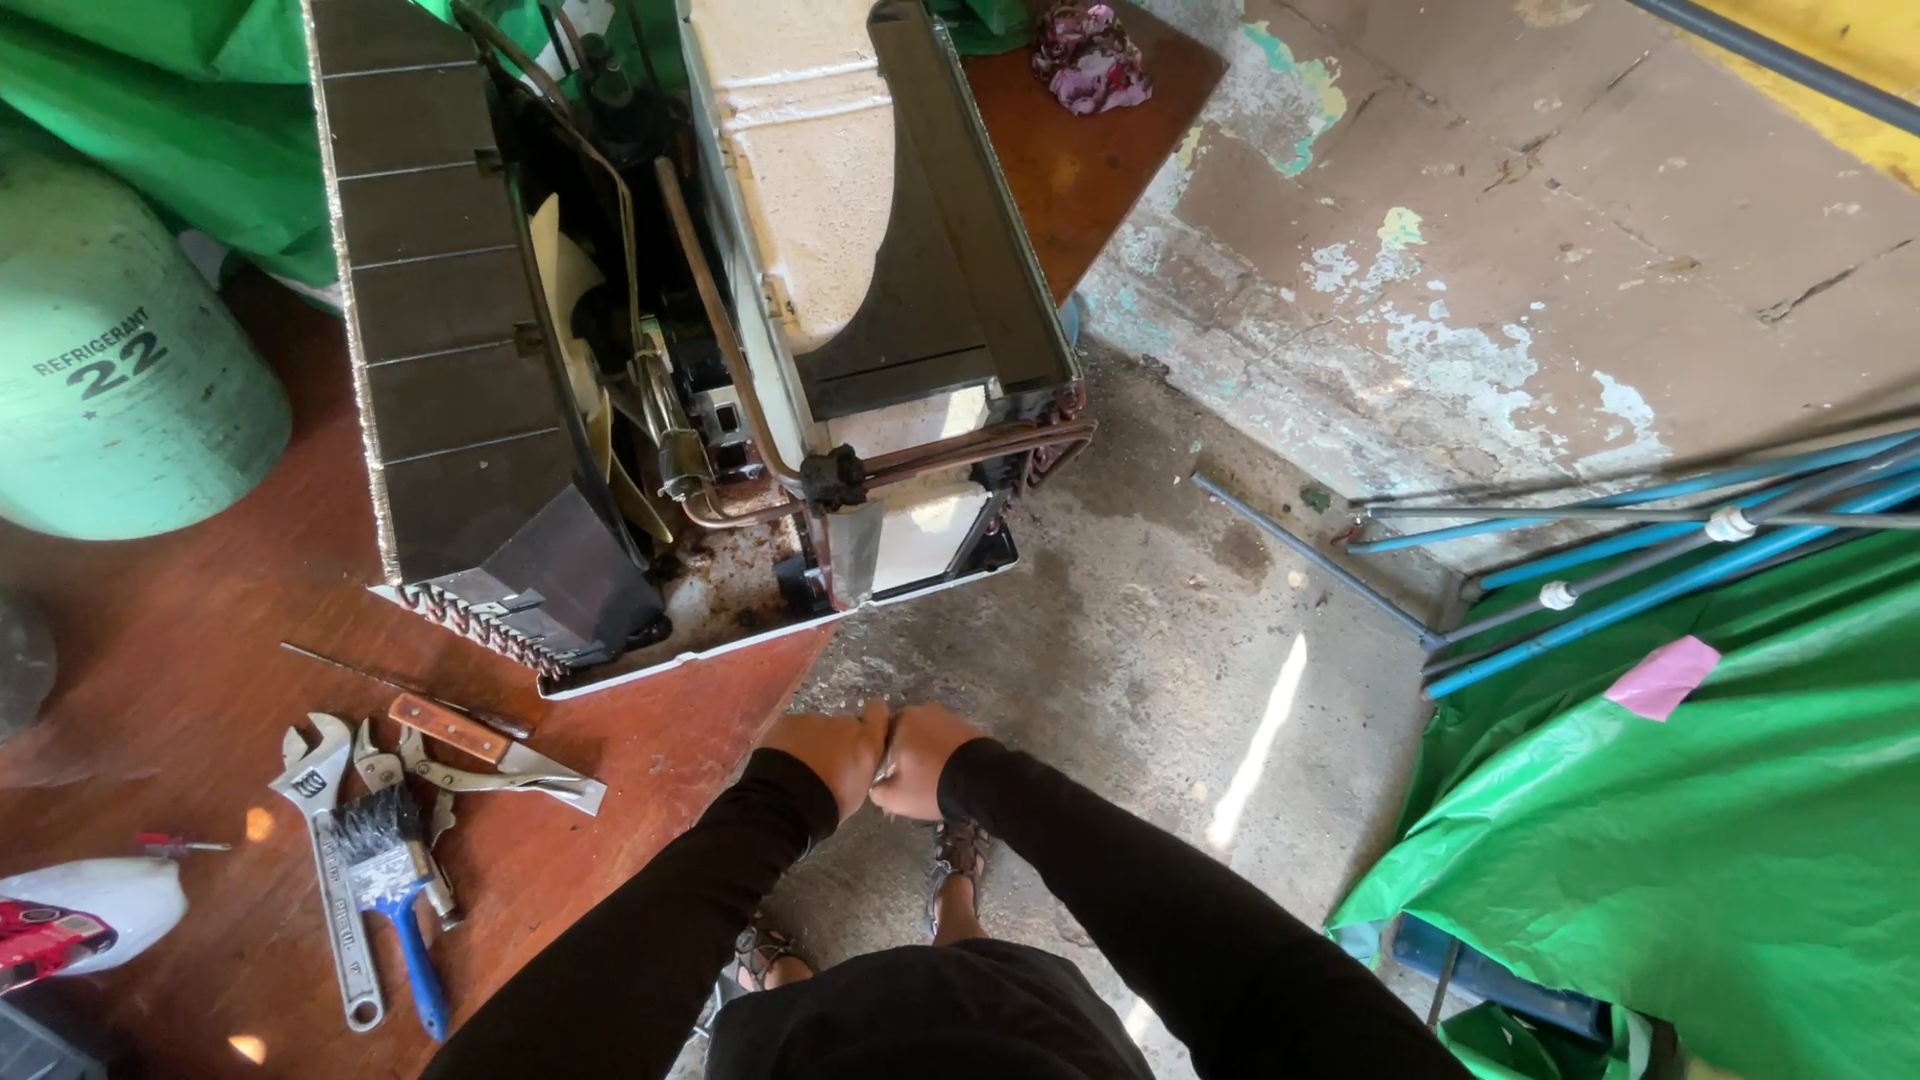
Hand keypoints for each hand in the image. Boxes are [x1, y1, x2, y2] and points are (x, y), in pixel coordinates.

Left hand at [759, 699, 890, 821]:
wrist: (786, 801)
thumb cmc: (829, 804)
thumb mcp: (859, 789)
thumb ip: (862, 764)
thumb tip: (857, 760)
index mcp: (865, 742)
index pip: (878, 711)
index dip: (872, 718)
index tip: (865, 730)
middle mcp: (844, 724)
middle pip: (845, 724)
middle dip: (838, 738)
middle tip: (826, 762)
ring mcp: (815, 720)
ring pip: (818, 727)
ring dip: (813, 741)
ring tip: (799, 766)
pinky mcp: (789, 721)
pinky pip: (794, 729)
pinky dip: (791, 741)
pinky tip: (783, 761)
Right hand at [869, 703, 986, 820]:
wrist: (981, 780)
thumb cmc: (932, 784)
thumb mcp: (896, 797)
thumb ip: (877, 790)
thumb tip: (877, 785)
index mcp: (901, 720)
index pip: (882, 738)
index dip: (885, 759)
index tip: (892, 776)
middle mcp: (923, 710)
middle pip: (905, 734)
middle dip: (906, 753)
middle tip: (912, 778)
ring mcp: (947, 715)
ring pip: (926, 735)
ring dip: (926, 751)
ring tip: (933, 775)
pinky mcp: (965, 724)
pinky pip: (945, 737)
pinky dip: (944, 750)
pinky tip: (948, 769)